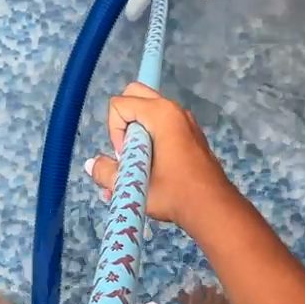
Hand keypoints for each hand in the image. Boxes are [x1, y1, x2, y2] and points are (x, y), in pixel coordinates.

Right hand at [87, 83, 237, 232]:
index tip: (124, 157)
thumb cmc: (174, 193)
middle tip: (128, 152)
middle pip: (135, 95)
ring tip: (136, 166)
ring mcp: (185, 120)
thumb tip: (91, 165)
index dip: (114, 131)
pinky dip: (150, 139)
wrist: (213, 208)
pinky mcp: (191, 134)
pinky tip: (149, 170)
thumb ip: (107, 173)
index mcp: (161, 114)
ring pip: (148, 111)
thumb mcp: (133, 184)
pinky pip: (162, 125)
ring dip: (136, 133)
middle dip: (123, 122)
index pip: (120, 104)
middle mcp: (173, 110)